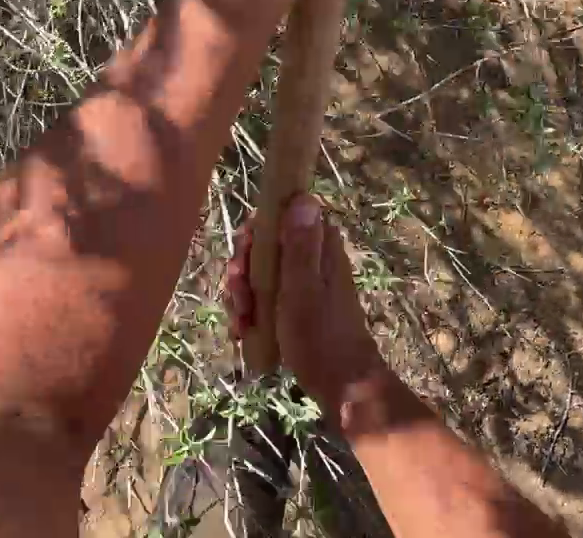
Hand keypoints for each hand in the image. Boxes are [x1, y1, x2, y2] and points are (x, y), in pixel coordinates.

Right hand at [224, 194, 388, 423]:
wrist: (343, 387)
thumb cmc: (321, 336)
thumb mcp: (302, 289)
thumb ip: (300, 244)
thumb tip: (303, 196)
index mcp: (319, 246)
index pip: (280, 217)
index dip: (255, 234)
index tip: (243, 257)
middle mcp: (312, 258)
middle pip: (264, 247)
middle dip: (244, 270)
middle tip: (239, 295)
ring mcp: (304, 283)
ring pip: (261, 273)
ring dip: (244, 294)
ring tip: (240, 320)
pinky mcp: (297, 305)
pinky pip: (265, 296)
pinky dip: (251, 311)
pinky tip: (244, 330)